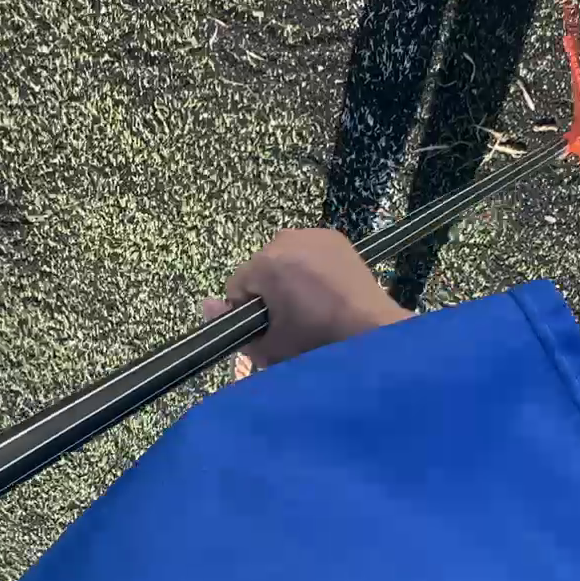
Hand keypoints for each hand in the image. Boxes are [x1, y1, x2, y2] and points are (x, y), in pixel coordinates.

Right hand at [202, 229, 408, 369]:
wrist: (372, 335)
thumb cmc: (318, 343)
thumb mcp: (269, 345)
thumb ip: (231, 326)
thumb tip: (206, 305)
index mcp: (266, 262)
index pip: (237, 287)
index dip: (248, 313)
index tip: (269, 329)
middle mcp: (287, 239)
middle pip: (261, 270)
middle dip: (270, 294)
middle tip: (293, 322)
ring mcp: (314, 235)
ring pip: (285, 260)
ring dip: (290, 279)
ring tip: (311, 308)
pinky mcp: (336, 238)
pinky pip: (308, 254)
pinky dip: (311, 270)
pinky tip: (326, 292)